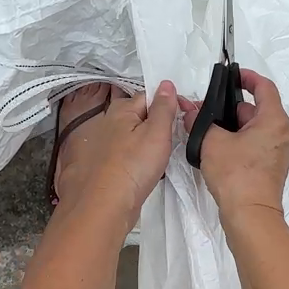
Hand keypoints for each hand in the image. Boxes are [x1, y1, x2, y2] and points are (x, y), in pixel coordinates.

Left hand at [52, 80, 180, 220]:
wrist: (105, 205)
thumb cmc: (133, 166)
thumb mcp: (156, 132)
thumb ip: (163, 107)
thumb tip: (166, 83)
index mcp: (120, 110)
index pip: (149, 97)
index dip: (168, 105)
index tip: (184, 120)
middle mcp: (108, 123)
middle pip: (140, 117)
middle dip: (157, 126)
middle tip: (174, 142)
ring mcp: (104, 145)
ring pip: (133, 138)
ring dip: (147, 145)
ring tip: (160, 159)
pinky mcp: (104, 166)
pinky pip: (127, 156)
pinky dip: (137, 160)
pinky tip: (144, 172)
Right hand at [181, 68, 288, 223]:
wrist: (250, 216)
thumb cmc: (236, 174)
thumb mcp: (211, 142)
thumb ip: (200, 122)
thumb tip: (190, 113)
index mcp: (274, 120)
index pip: (265, 87)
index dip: (247, 77)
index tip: (231, 76)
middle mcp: (282, 133)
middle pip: (257, 108)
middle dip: (230, 107)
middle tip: (206, 109)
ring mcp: (278, 151)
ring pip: (254, 128)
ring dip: (232, 125)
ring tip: (206, 129)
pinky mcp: (271, 167)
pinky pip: (255, 143)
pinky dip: (238, 140)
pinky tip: (216, 147)